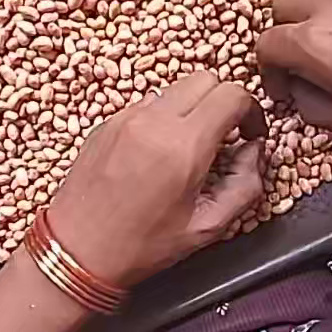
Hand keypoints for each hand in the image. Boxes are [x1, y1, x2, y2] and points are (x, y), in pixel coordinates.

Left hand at [45, 71, 268, 286]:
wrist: (76, 251)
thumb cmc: (141, 246)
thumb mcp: (208, 227)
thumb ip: (245, 184)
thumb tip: (255, 150)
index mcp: (182, 146)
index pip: (232, 95)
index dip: (252, 111)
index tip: (250, 134)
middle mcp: (153, 121)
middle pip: (205, 79)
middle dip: (224, 102)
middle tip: (226, 135)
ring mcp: (125, 118)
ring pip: (175, 89)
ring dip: (192, 108)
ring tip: (189, 148)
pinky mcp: (106, 122)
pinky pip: (147, 104)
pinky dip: (163, 118)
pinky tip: (158, 152)